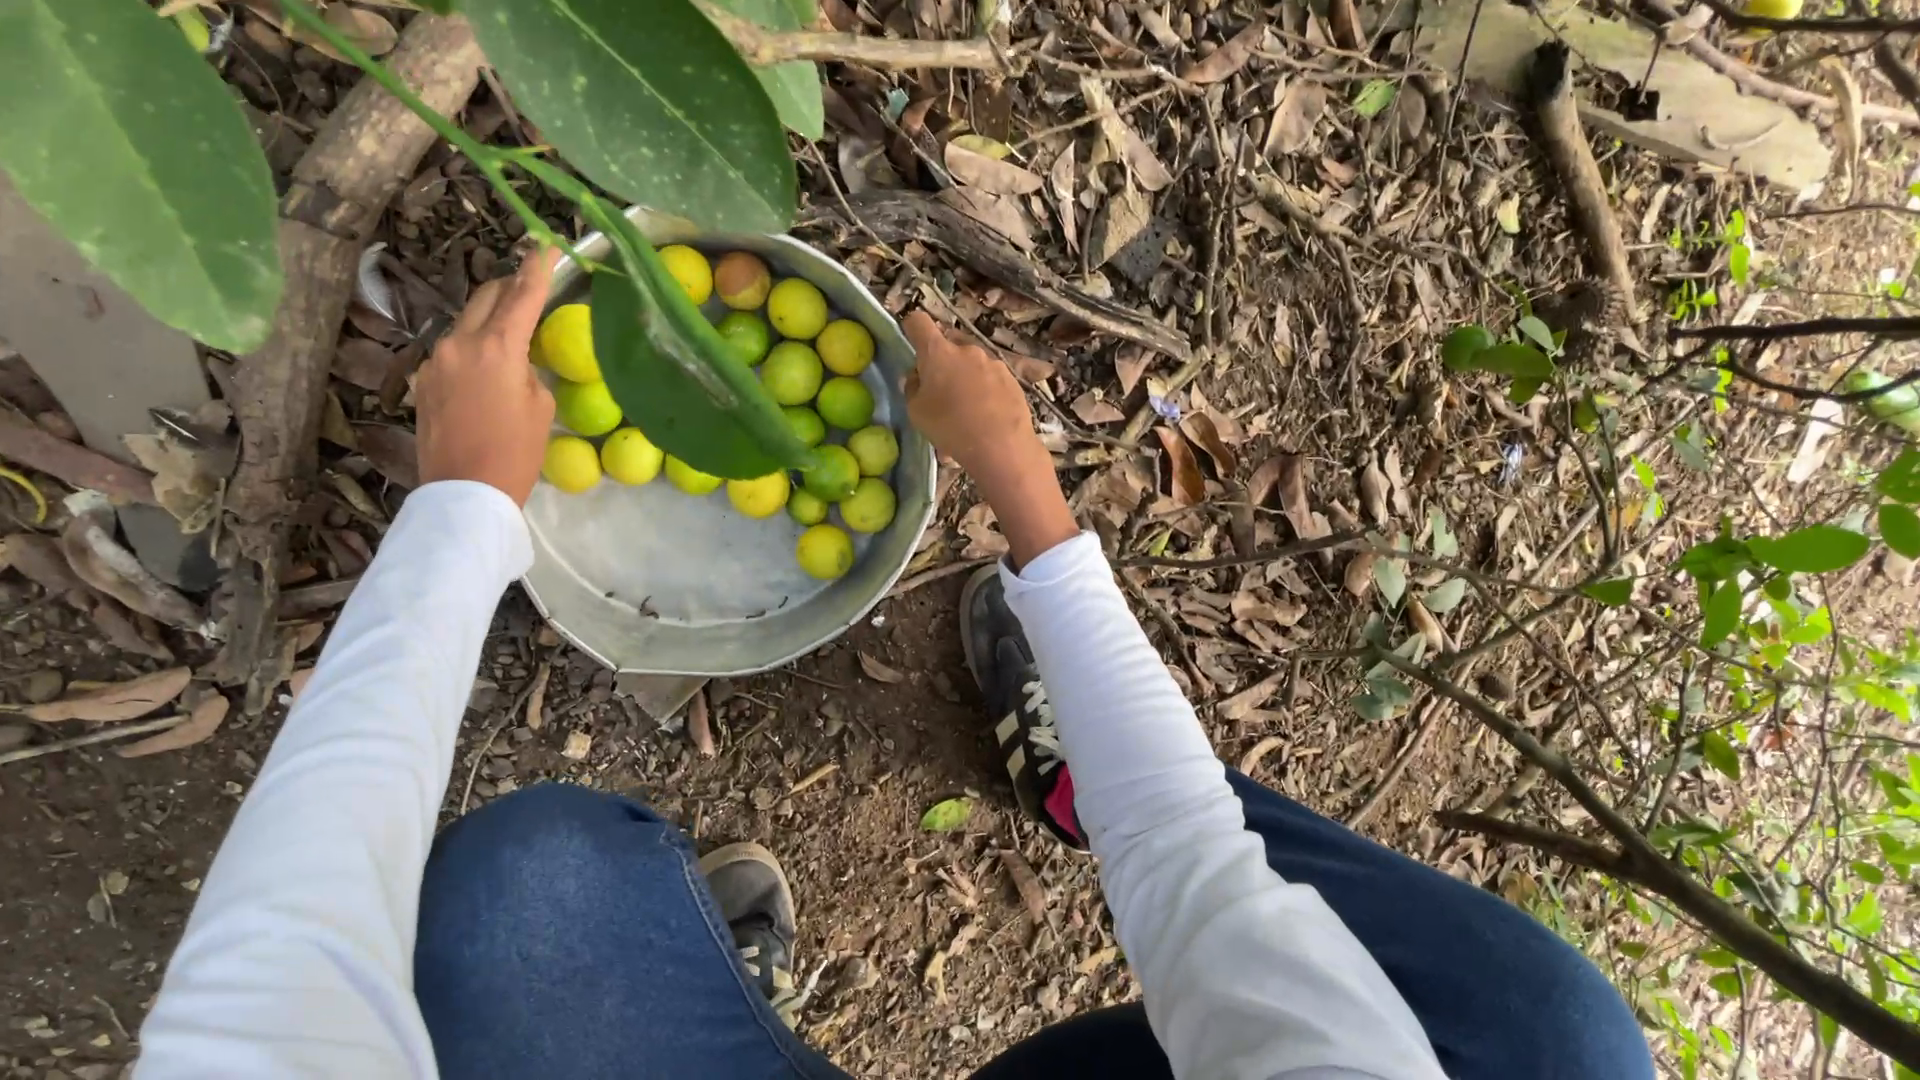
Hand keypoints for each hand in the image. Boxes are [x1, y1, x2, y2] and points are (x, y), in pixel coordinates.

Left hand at [414, 248, 559, 505]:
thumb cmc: (516, 453)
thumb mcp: (540, 408)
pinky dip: (475, 347)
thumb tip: (516, 363)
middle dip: (509, 285)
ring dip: (490, 318)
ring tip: (513, 326)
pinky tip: (489, 366)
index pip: (521, 296)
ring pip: (466, 323)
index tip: (548, 246)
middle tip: (531, 280)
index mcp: (497, 348)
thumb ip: (528, 371)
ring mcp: (436, 361)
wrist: (465, 492)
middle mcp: (460, 344)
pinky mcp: (424, 381)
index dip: (538, 269)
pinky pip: (454, 351)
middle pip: (485, 298)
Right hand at [902, 311, 1045, 485]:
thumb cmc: (950, 426)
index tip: (912, 345)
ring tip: (966, 411)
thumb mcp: (916, 412)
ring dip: (965, 378)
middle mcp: (967, 349)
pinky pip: (990, 380)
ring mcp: (993, 362)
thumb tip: (916, 376)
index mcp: (938, 352)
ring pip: (971, 364)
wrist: (1001, 446)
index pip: (918, 322)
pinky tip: (985, 417)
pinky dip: (984, 392)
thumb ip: (912, 388)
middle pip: (949, 344)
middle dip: (942, 361)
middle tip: (940, 390)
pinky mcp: (1011, 379)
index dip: (912, 328)